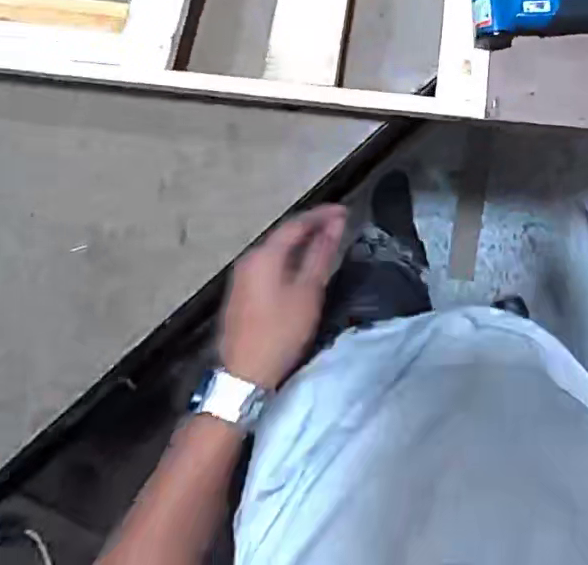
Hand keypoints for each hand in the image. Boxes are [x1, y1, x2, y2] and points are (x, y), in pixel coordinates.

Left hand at [219, 204, 347, 389]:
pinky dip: (290, 256)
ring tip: (327, 241)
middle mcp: (249, 258)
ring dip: (302, 242)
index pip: (297, 222)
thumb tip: (335, 224)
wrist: (243, 377)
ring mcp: (242, 276)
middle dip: (313, 226)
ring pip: (277, 248)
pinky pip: (270, 262)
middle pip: (285, 233)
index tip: (345, 211)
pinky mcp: (242, 291)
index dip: (323, 214)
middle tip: (339, 224)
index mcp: (264, 254)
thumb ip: (322, 253)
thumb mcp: (309, 290)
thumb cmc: (281, 332)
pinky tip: (305, 264)